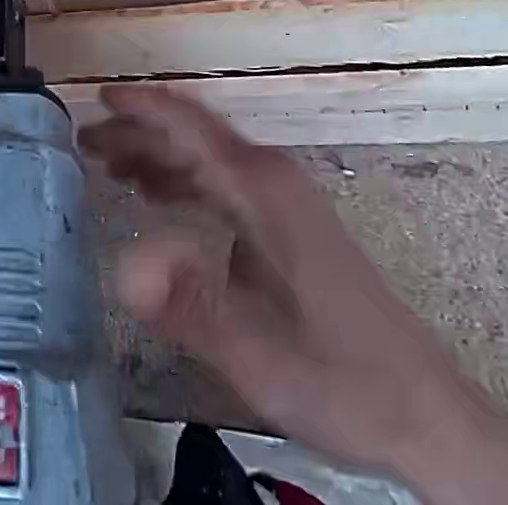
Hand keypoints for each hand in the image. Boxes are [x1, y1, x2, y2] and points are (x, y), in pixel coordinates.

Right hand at [82, 86, 507, 503]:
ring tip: (108, 168)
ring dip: (157, 155)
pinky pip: (221, 182)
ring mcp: (282, 199)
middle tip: (85, 144)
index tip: (97, 98)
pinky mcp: (285, 223)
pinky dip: (182, 180)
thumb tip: (122, 269)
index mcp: (264, 192)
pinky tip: (156, 199)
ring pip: (207, 157)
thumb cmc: (339, 378)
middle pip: (194, 136)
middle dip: (137, 132)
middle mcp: (273, 180)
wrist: (422, 408)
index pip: (192, 128)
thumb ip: (188, 308)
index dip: (142, 107)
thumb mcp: (254, 354)